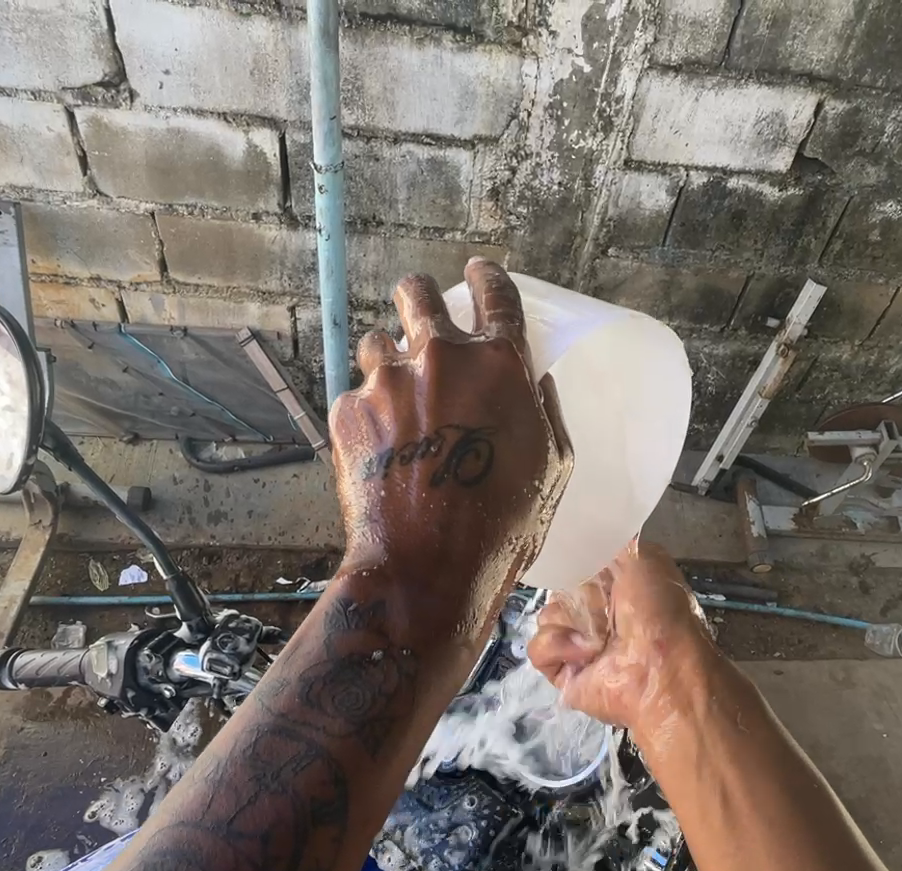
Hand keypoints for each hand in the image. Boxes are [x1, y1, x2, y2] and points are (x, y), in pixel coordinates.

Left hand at [330, 258, 571, 629]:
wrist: (428, 569)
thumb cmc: (504, 526)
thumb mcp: (554, 469)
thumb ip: (546, 411)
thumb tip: (537, 379)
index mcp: (499, 364)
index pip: (495, 291)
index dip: (486, 274)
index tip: (477, 271)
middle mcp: (439, 357)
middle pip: (416, 292)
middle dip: (420, 297)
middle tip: (422, 317)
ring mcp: (387, 382)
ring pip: (378, 341)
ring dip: (390, 359)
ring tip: (398, 398)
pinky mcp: (348, 412)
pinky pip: (355, 394)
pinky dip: (368, 411)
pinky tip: (380, 446)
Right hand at [527, 540, 724, 740]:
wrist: (661, 669)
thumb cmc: (659, 611)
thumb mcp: (645, 558)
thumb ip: (615, 538)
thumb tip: (585, 524)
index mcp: (617, 588)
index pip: (578, 564)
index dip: (580, 561)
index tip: (587, 562)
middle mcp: (597, 615)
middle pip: (559, 588)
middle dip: (578, 593)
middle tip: (604, 608)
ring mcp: (577, 643)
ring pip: (547, 615)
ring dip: (571, 621)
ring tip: (598, 636)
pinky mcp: (561, 670)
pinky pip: (538, 646)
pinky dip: (560, 646)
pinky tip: (585, 653)